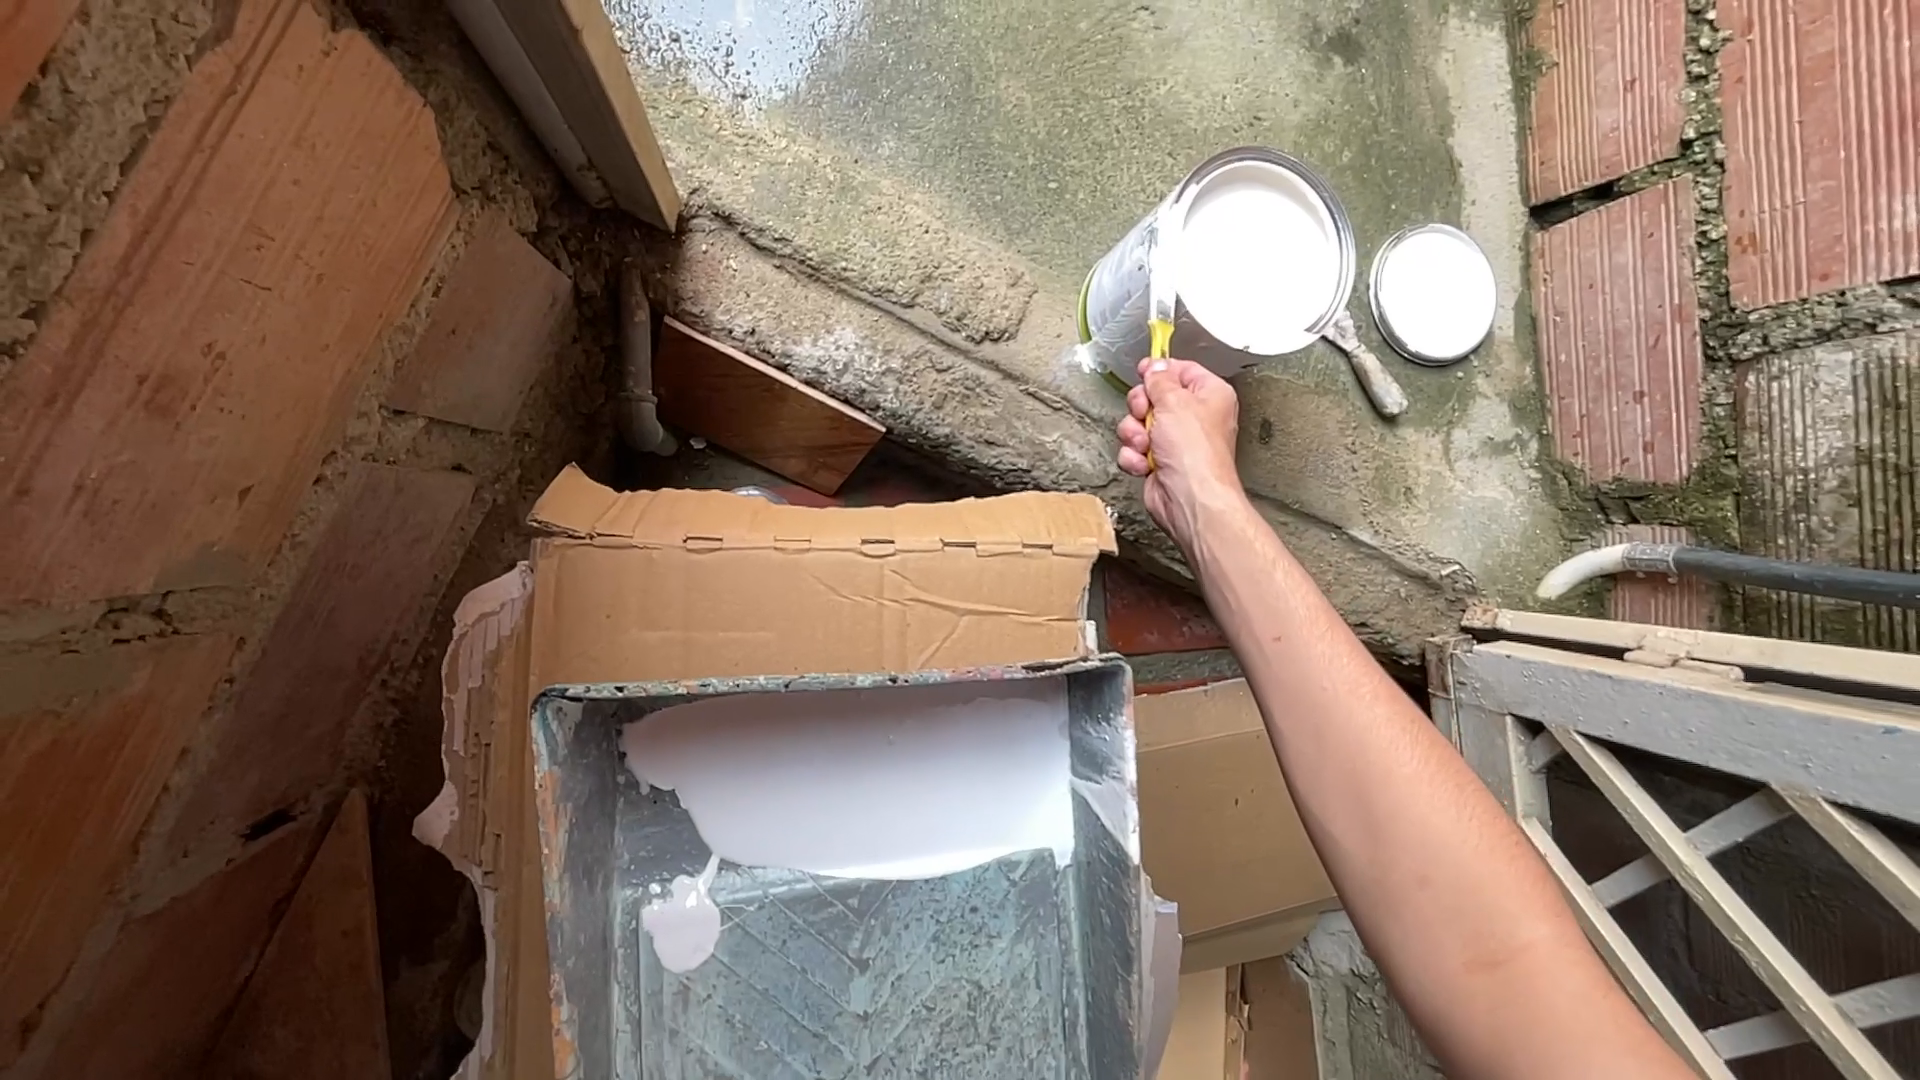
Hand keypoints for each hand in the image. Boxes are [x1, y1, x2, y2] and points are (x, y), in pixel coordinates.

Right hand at [1115, 357, 1243, 553]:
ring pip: (1137, 424)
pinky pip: (1133, 449)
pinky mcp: (1157, 462)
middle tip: (1145, 414)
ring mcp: (1174, 441)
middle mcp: (1193, 417)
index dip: (1159, 369)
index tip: (1144, 370)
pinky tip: (1145, 464)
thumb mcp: (1175, 401)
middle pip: (1152, 397)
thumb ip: (1160, 379)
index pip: (1181, 370)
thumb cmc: (1195, 453)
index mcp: (1209, 395)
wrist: (1189, 498)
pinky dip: (1134, 457)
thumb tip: (1155, 367)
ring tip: (1146, 445)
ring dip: (1134, 434)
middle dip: (1140, 408)